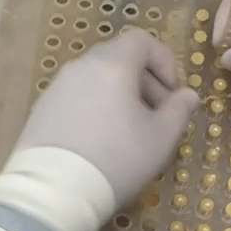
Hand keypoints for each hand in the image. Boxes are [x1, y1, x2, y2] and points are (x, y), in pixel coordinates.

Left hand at [14, 27, 198, 204]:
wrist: (54, 190)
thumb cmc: (117, 158)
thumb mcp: (161, 138)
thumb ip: (179, 110)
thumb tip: (188, 95)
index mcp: (112, 64)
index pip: (142, 40)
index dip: (164, 61)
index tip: (173, 93)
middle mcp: (81, 66)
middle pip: (119, 58)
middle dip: (145, 81)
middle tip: (157, 115)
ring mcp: (57, 87)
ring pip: (97, 78)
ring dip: (120, 95)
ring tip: (129, 131)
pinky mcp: (42, 109)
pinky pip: (77, 96)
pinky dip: (95, 106)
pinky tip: (100, 141)